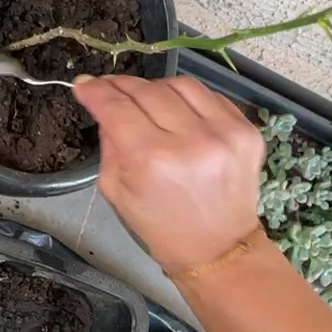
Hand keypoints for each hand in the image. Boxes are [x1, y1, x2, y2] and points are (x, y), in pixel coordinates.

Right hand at [73, 75, 265, 271]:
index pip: (116, 108)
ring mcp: (224, 133)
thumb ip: (109, 143)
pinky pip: (209, 96)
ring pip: (179, 85)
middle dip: (121, 85)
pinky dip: (186, 98)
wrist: (216, 247)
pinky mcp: (247, 131)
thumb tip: (105, 106)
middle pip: (147, 90)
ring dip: (154, 87)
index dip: (96, 91)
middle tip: (108, 87)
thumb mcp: (114, 189)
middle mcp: (189, 140)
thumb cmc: (158, 224)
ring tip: (144, 98)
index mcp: (150, 160)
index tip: (84, 84)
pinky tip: (176, 110)